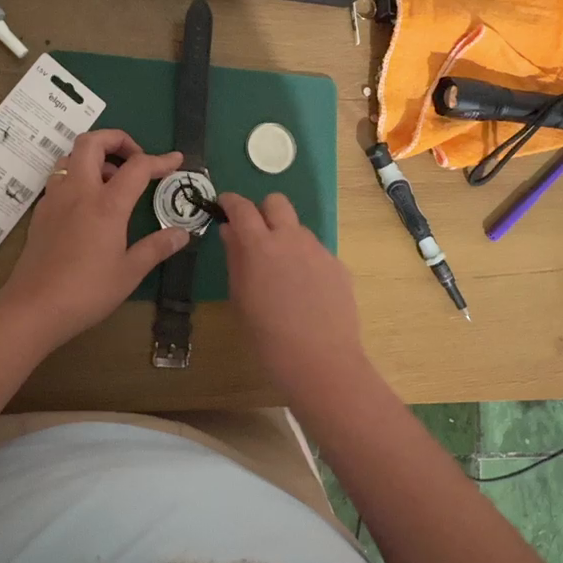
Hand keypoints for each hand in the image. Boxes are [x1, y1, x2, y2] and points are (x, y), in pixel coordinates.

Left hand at [0, 130, 191, 348]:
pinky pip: (59, 180)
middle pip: (92, 142)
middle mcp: (78, 192)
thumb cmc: (86, 291)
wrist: (33, 308)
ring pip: (70, 157)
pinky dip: (77, 178)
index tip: (175, 160)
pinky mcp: (40, 213)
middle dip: (117, 139)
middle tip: (134, 159)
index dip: (160, 160)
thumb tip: (182, 233)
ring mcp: (55, 200)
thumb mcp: (129, 273)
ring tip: (111, 181)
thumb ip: (156, 247)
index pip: (137, 167)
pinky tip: (87, 205)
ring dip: (93, 157)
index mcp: (106, 204)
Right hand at [219, 192, 371, 398]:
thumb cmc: (268, 337)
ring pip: (298, 229)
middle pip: (277, 202)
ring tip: (282, 275)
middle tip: (255, 235)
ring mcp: (318, 250)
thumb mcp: (241, 299)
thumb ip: (235, 258)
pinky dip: (305, 262)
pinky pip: (316, 253)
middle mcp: (291, 238)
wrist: (321, 361)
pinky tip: (305, 293)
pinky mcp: (338, 265)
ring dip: (286, 239)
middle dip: (263, 210)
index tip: (224, 205)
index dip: (231, 202)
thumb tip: (230, 232)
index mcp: (260, 246)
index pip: (242, 208)